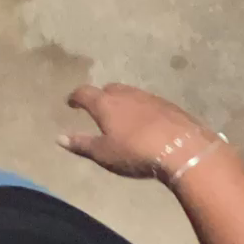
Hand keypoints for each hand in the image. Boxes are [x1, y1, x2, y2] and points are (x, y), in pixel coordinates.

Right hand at [59, 84, 219, 180]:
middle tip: (98, 109)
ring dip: (123, 102)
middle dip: (101, 96)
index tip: (71, 103)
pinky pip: (148, 102)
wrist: (184, 150)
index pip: (84, 93)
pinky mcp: (169, 106)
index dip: (75, 97)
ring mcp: (149, 98)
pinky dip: (141, 109)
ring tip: (122, 116)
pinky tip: (146, 123)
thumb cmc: (136, 152)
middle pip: (108, 89)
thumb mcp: (104, 153)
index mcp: (105, 104)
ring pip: (130, 94)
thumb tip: (58, 138)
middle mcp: (125, 94)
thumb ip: (81, 144)